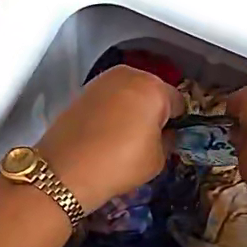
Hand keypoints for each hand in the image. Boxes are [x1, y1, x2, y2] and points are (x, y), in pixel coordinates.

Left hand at [36, 65, 181, 208]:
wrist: (66, 171)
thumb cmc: (119, 163)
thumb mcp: (157, 160)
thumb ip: (167, 141)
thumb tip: (165, 135)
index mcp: (153, 87)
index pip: (179, 102)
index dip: (178, 123)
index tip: (171, 140)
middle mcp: (128, 75)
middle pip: (153, 92)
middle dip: (154, 112)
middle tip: (148, 140)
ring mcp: (103, 81)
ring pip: (130, 93)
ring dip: (132, 110)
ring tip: (125, 139)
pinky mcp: (83, 91)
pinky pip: (110, 99)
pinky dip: (113, 112)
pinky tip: (107, 134)